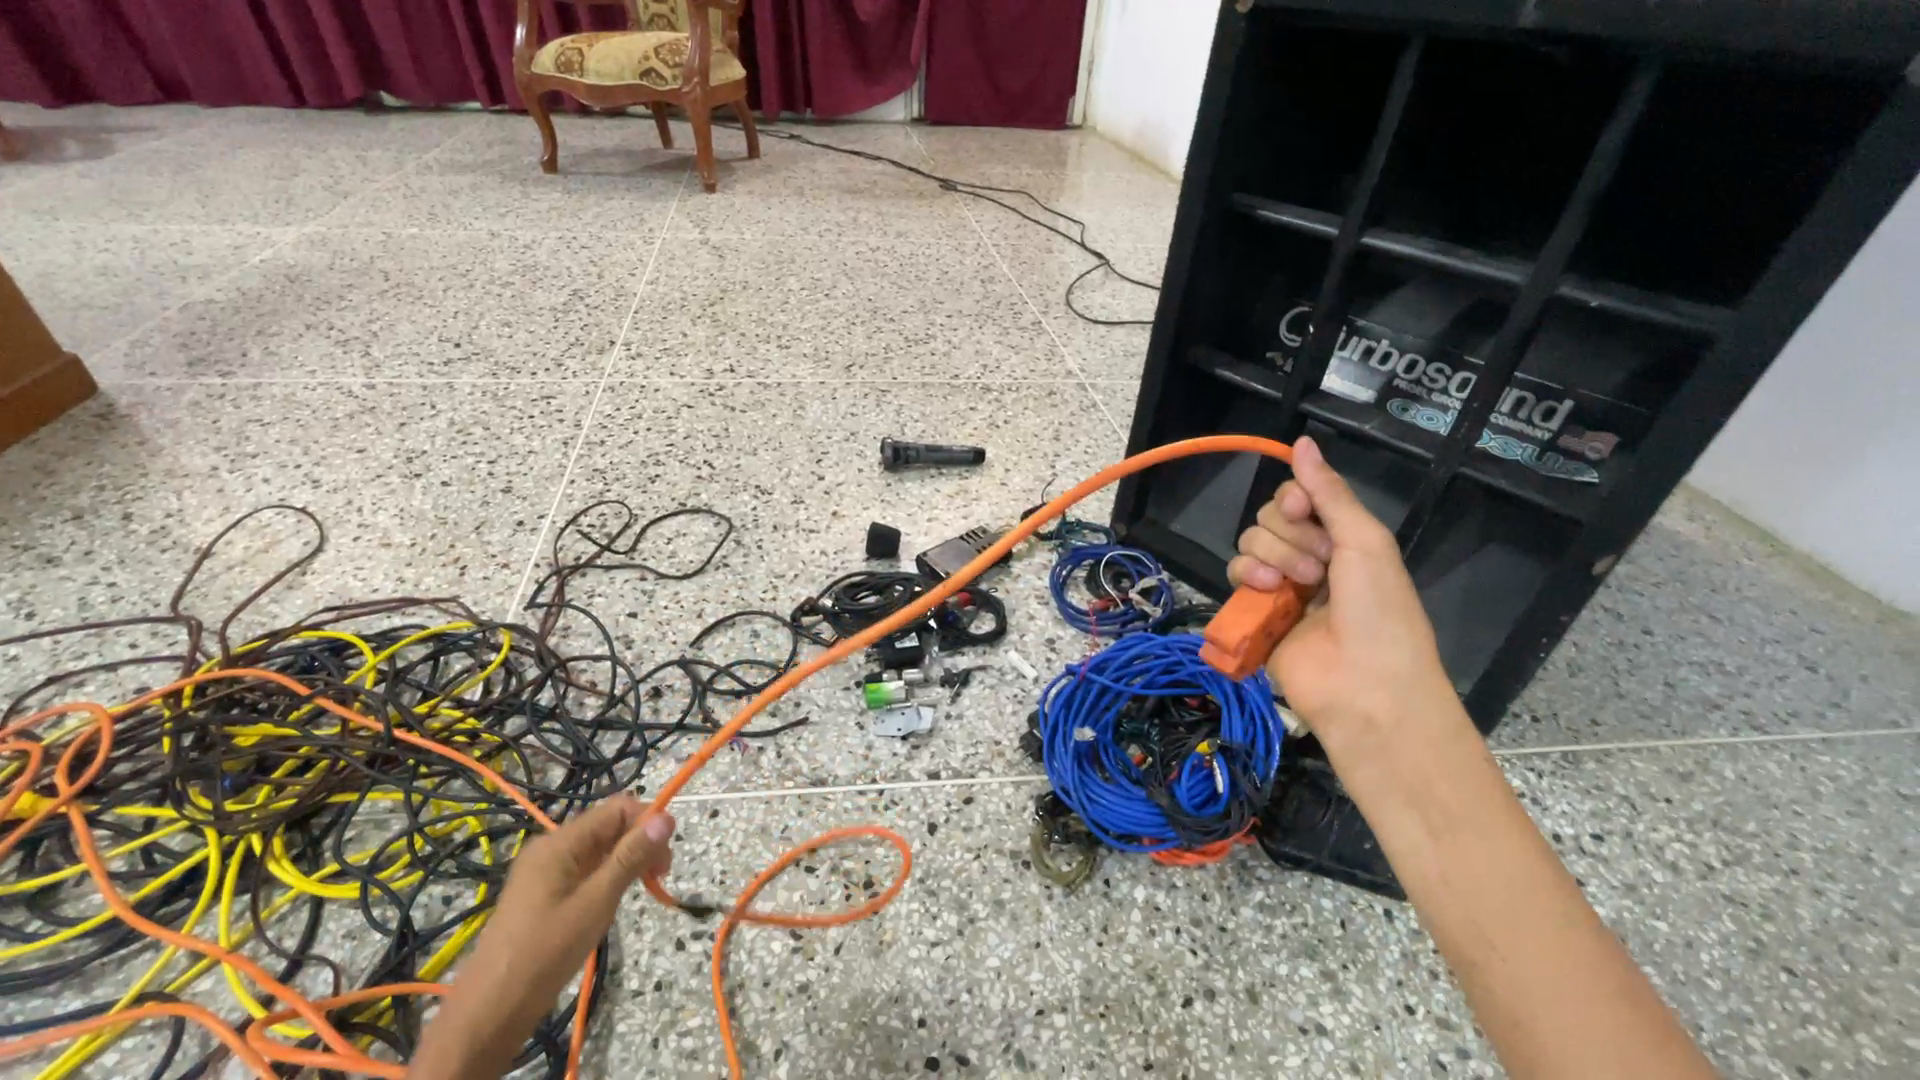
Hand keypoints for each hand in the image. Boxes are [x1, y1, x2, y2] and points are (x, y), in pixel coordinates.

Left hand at [411, 796, 674, 1079]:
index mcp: (560, 842)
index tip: (667, 855)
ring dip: (626, 861)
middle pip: (608, 826)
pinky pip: (584, 869)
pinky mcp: (543, 891)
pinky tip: (613, 900)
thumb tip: (666, 818)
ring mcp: (544, 870)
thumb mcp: (597, 900)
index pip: (616, 809)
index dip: (648, 821)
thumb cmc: (548, 949)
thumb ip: (631, 857)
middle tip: (659, 877)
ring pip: (598, 849)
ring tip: (641, 890)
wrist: (494, 1005)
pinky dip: (607, 877)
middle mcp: (551, 847)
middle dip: (640, 842)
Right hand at [1227, 436, 1458, 744]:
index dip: (1296, 499)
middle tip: (1320, 566)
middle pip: (1271, 517)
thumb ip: (1329, 492)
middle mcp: (1309, 558)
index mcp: (1342, 540)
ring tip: (1297, 587)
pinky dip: (1248, 576)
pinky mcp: (1255, 613)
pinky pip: (1234, 574)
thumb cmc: (1379, 611)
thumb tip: (1302, 440)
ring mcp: (1280, 586)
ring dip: (1272, 557)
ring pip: (1250, 542)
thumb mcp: (1365, 542)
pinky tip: (1269, 593)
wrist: (1365, 685)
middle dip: (1291, 536)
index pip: (1299, 498)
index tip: (1305, 513)